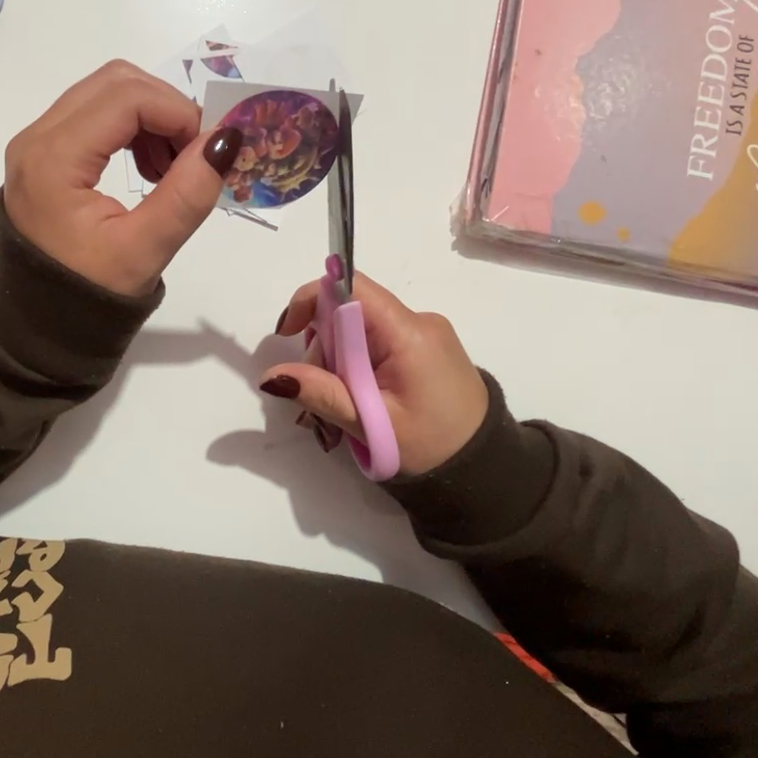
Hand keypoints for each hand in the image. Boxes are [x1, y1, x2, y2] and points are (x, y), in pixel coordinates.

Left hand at [5, 60, 242, 295]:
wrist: (36, 322)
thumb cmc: (87, 294)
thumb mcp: (144, 250)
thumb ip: (186, 195)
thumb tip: (227, 141)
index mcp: (53, 159)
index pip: (126, 97)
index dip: (178, 112)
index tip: (211, 149)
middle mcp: (37, 138)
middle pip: (114, 83)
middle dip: (166, 108)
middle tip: (196, 154)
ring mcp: (37, 143)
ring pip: (105, 94)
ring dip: (151, 117)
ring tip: (174, 168)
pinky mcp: (45, 154)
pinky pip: (94, 116)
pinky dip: (132, 129)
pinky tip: (151, 169)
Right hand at [260, 273, 489, 477]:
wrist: (485, 469)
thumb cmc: (432, 446)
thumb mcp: (370, 424)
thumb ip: (321, 394)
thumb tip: (272, 376)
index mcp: (408, 333)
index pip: (351, 287)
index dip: (312, 300)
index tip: (288, 332)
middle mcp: (418, 322)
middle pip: (349, 312)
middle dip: (322, 347)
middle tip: (317, 395)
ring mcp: (423, 334)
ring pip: (359, 331)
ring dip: (337, 362)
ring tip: (339, 408)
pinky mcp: (425, 348)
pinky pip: (376, 343)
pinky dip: (356, 366)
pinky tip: (356, 400)